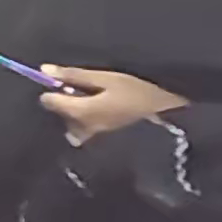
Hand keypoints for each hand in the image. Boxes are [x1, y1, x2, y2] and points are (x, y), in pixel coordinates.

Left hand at [37, 66, 188, 144]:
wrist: (177, 126)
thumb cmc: (141, 95)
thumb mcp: (107, 79)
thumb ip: (74, 76)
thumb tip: (44, 69)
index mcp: (80, 112)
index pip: (49, 102)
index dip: (53, 90)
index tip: (64, 83)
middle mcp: (82, 132)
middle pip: (61, 116)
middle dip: (69, 104)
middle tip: (89, 92)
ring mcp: (95, 145)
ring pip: (74, 128)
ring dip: (80, 116)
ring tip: (102, 105)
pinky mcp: (107, 152)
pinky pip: (89, 138)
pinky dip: (92, 127)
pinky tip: (109, 118)